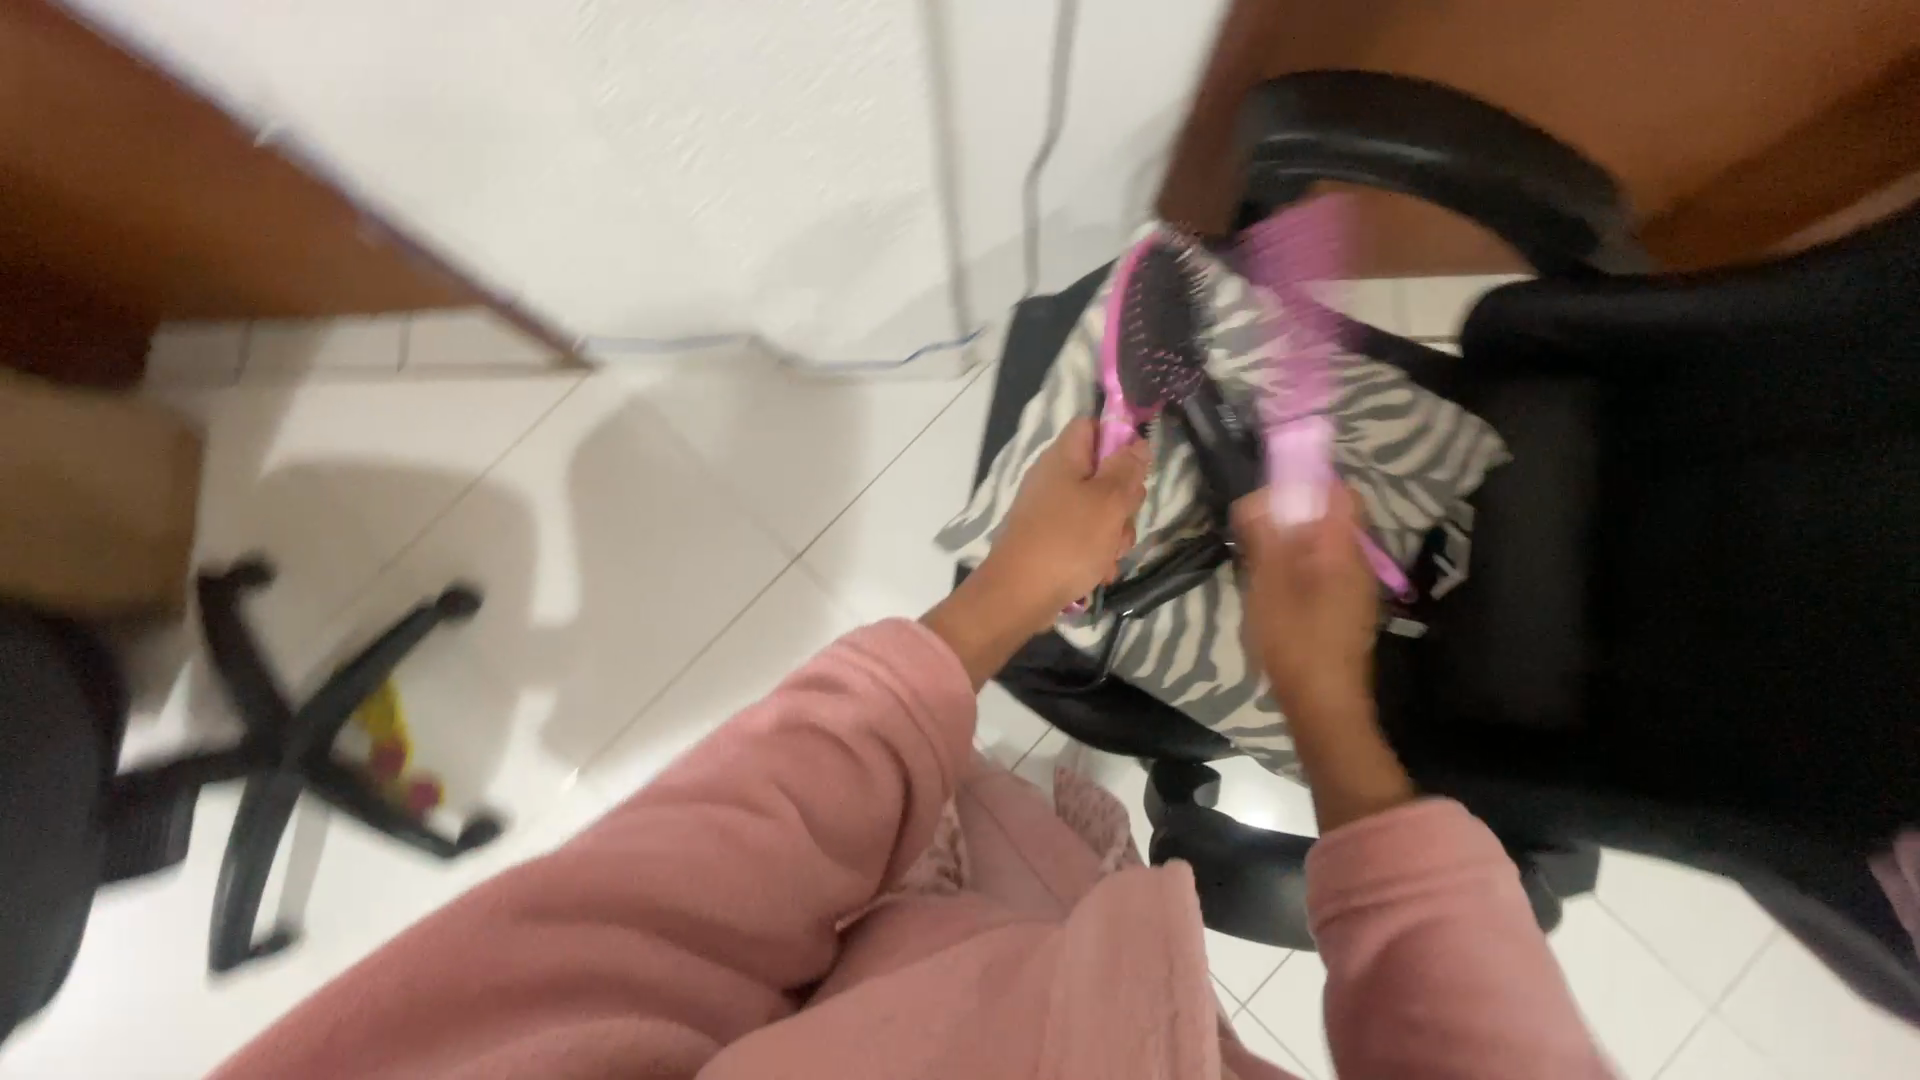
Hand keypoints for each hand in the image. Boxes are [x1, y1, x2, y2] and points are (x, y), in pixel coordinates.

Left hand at [925, 417, 1149, 688]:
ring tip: (1108, 555)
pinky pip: (1085, 538)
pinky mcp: (1050, 540)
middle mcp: (1054, 479)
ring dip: (1114, 534)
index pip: (1092, 425)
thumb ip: (1126, 469)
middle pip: (1103, 473)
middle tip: (1122, 519)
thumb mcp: (1108, 501)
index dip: (1118, 437)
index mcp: (1062, 457)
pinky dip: (1096, 554)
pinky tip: (1098, 574)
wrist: (1019, 596)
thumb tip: (1137, 443)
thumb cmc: (1067, 541)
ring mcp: (1050, 512)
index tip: (1136, 466)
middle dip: (1123, 500)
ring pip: (1100, 511)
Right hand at [1232, 484, 1379, 718]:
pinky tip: (1272, 588)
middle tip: (1255, 528)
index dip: (1307, 483)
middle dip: (1293, 514)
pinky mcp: (1345, 609)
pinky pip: (1323, 569)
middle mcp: (1357, 564)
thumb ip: (1265, 538)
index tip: (1270, 491)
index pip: (1339, 494)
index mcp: (1343, 551)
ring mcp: (1354, 589)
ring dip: (1292, 541)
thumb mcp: (1269, 586)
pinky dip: (1299, 565)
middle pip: (1331, 519)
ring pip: (1325, 546)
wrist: (1323, 705)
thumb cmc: (1294, 642)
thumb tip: (1257, 499)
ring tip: (1258, 559)